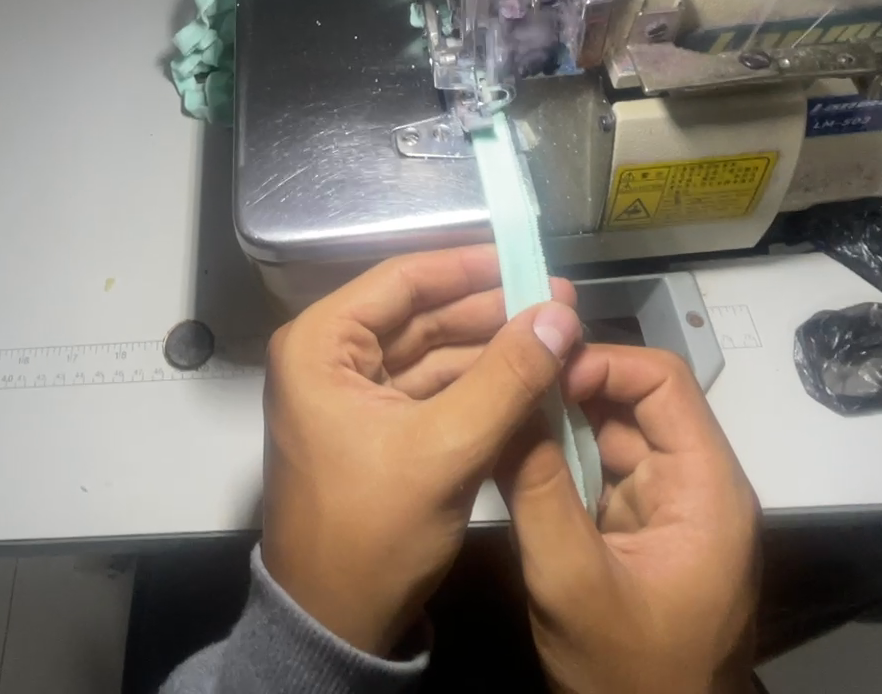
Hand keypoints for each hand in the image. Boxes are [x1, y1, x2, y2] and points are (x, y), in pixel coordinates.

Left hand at [260, 246, 583, 655]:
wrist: (335, 623)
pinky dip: (476, 383)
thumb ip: (505, 378)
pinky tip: (526, 376)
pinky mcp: (373, 423)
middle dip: (489, 309)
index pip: (401, 281)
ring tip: (554, 335)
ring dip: (488, 346)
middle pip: (419, 314)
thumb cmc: (372, 530)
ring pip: (429, 351)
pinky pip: (430, 387)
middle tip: (559, 301)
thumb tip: (560, 314)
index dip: (468, 266)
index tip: (528, 259)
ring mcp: (350, 390)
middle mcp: (329, 355)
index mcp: (321, 344)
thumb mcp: (445, 449)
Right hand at [496, 344, 760, 693]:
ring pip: (606, 430)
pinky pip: (593, 465)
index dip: (600, 365)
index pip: (663, 383)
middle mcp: (690, 484)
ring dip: (553, 421)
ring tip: (497, 412)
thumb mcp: (573, 582)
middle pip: (631, 400)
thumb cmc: (629, 677)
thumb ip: (538, 488)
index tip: (539, 378)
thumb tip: (507, 401)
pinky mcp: (631, 523)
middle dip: (565, 389)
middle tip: (503, 388)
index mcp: (705, 490)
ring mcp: (660, 504)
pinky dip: (552, 454)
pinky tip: (510, 453)